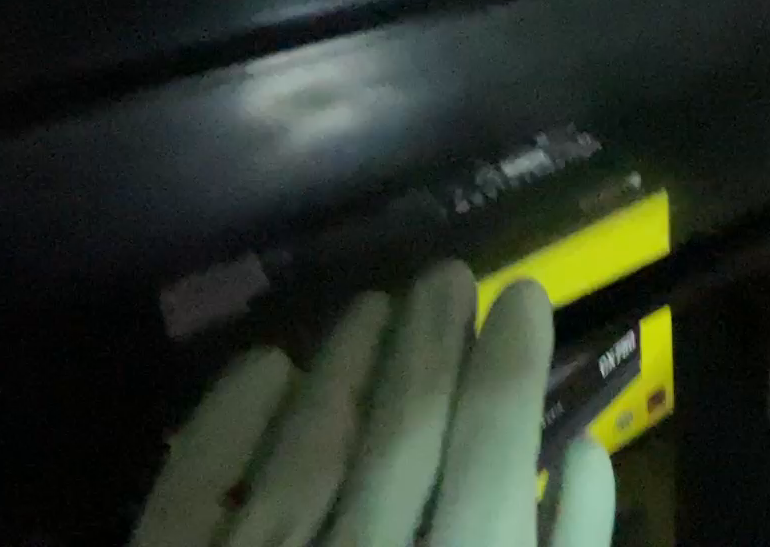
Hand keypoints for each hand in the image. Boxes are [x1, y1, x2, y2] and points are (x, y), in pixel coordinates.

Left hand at [131, 262, 615, 546]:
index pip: (490, 443)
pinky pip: (190, 496)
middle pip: (403, 426)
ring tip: (376, 303)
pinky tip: (265, 365)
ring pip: (307, 445)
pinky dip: (225, 426)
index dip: (512, 359)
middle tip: (450, 272)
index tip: (524, 294)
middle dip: (433, 338)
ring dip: (346, 362)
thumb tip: (579, 457)